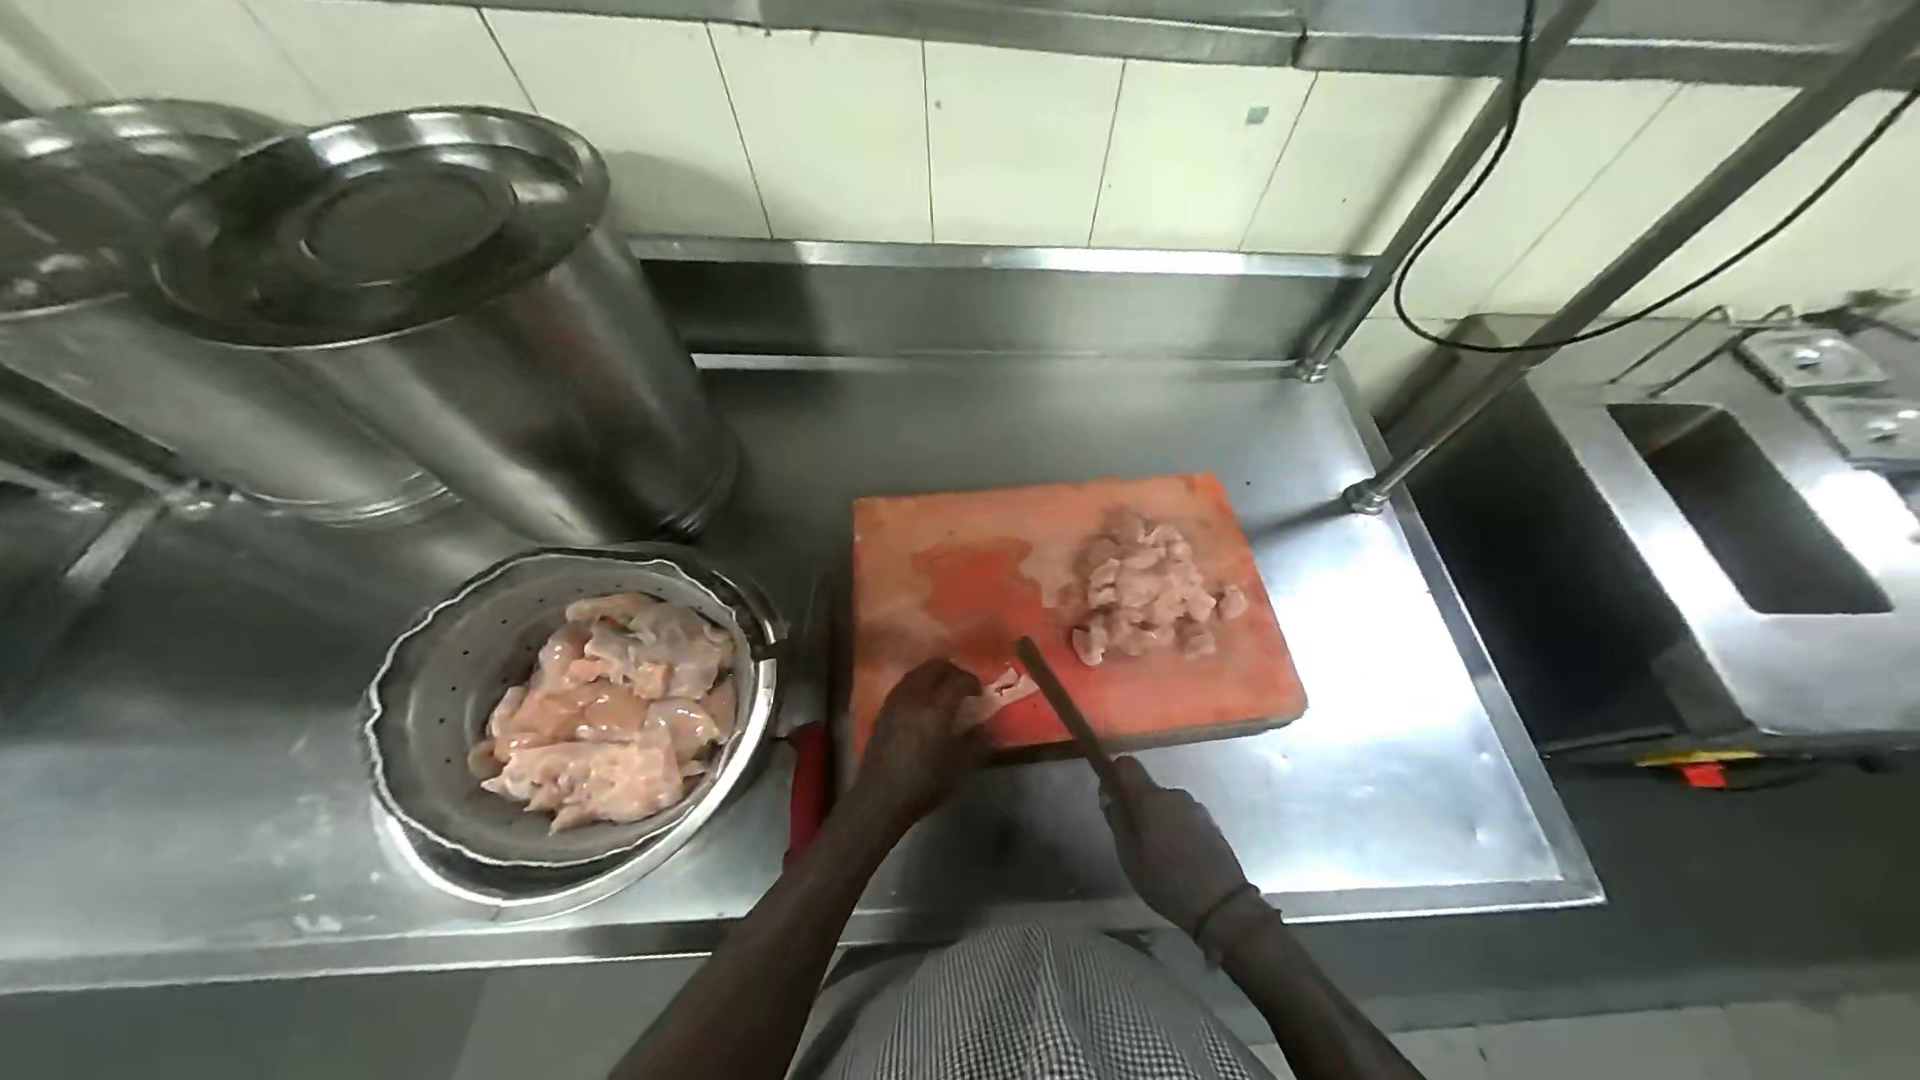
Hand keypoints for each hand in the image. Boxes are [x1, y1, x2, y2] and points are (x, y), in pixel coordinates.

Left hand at [857, 659, 987, 823]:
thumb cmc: (924, 783)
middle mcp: (914, 697)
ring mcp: (895, 701)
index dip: (972, 682)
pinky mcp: (884, 709)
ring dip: (934, 674)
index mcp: (936, 709)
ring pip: (917, 672)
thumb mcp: (959, 766)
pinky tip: (924, 701)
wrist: (882, 797)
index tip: (979, 692)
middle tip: (963, 685)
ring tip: (944, 690)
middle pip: (935, 666)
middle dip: (953, 671)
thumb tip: (984, 727)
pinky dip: (919, 683)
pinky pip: (905, 684)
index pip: (958, 680)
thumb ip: (976, 742)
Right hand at [1103, 755, 1251, 934]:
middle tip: (1135, 840)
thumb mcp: (1129, 855)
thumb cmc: (1165, 880)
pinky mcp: (1212, 824)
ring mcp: (1196, 808)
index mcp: (1149, 799)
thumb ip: (1117, 820)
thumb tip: (1110, 794)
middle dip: (1138, 807)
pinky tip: (1180, 859)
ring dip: (1159, 821)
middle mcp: (1173, 795)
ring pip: (1166, 805)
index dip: (1113, 772)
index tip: (1109, 792)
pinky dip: (1177, 831)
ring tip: (1160, 855)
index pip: (1126, 765)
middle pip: (1147, 789)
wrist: (1222, 906)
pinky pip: (1184, 818)